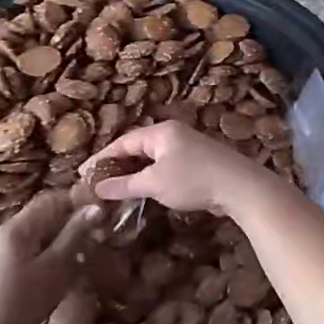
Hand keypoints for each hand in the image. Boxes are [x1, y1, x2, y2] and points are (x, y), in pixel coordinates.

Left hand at [0, 190, 99, 323]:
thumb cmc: (18, 304)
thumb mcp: (54, 270)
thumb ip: (74, 236)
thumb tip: (96, 208)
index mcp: (17, 226)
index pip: (52, 198)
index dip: (78, 203)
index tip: (103, 218)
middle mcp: (4, 232)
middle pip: (42, 217)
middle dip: (71, 227)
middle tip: (97, 244)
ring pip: (35, 238)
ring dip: (60, 246)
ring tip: (81, 264)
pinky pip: (25, 255)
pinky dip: (45, 260)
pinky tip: (56, 281)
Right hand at [80, 121, 275, 215]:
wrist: (241, 187)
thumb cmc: (194, 180)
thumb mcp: (154, 184)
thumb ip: (125, 185)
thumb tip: (98, 187)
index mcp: (160, 132)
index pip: (123, 142)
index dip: (101, 159)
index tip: (83, 173)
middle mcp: (173, 134)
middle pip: (137, 147)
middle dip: (116, 165)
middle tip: (96, 182)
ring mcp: (187, 147)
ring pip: (152, 158)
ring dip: (133, 173)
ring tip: (115, 188)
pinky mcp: (198, 162)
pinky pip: (165, 166)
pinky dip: (150, 177)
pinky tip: (144, 190)